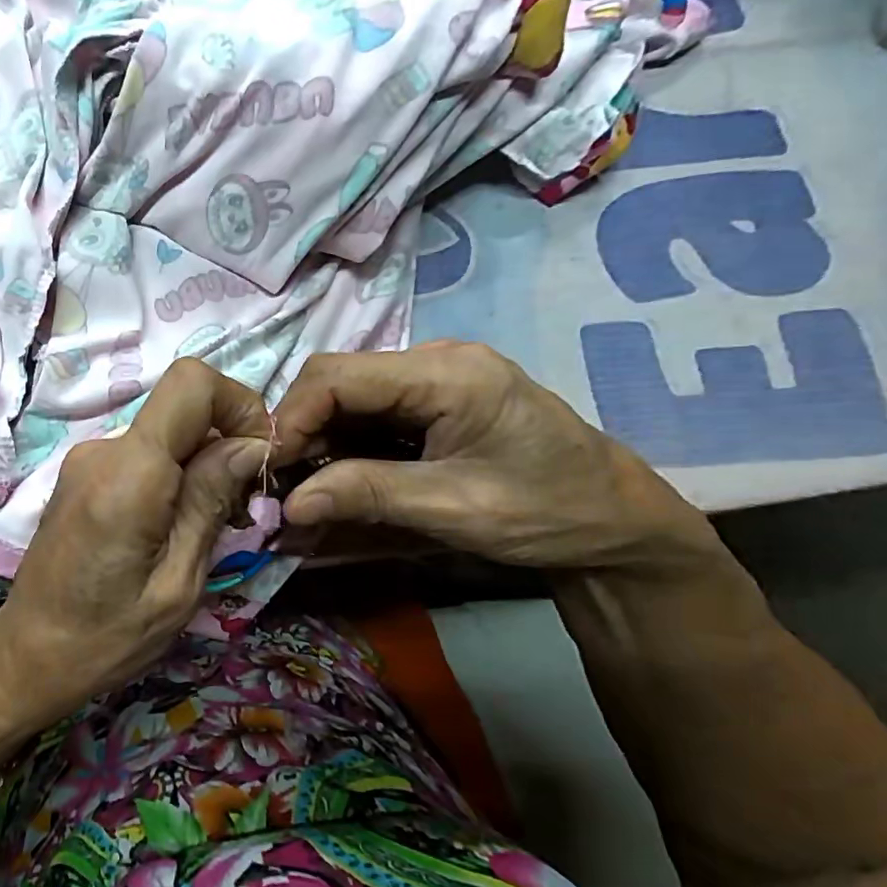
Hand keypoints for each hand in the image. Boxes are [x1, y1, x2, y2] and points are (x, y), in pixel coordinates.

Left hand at [0, 359, 270, 770]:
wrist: (30, 653)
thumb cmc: (107, 637)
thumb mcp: (177, 583)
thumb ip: (209, 502)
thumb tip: (250, 444)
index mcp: (129, 473)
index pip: (190, 382)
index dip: (238, 402)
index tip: (259, 456)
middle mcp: (102, 451)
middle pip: (181, 409)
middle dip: (225, 444)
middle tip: (240, 510)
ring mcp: (86, 461)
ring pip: (164, 434)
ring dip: (199, 465)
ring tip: (209, 528)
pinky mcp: (81, 477)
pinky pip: (141, 456)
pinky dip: (171, 476)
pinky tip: (175, 527)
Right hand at [271, 341, 719, 571]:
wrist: (617, 526)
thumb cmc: (547, 512)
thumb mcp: (453, 507)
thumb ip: (366, 494)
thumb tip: (288, 503)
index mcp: (447, 373)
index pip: (336, 376)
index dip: (290, 419)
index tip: (270, 470)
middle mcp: (434, 360)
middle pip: (334, 379)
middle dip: (298, 429)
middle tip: (282, 482)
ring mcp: (432, 377)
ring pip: (344, 395)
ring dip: (316, 439)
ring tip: (304, 485)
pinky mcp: (430, 398)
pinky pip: (365, 411)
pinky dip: (340, 443)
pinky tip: (336, 475)